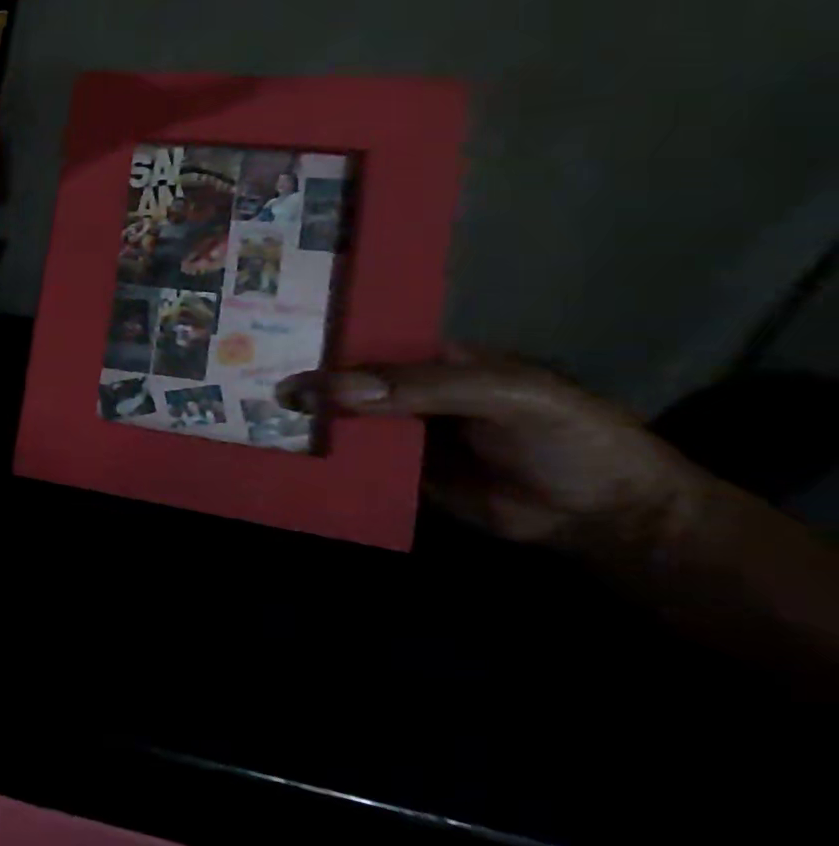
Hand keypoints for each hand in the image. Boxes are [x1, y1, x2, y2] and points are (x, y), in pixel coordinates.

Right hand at [278, 348, 721, 556]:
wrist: (608, 518)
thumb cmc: (569, 435)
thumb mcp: (504, 394)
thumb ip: (420, 387)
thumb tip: (331, 389)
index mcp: (430, 357)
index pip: (366, 336)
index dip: (321, 332)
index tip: (264, 328)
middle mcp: (405, 390)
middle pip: (342, 379)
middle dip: (299, 376)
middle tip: (238, 370)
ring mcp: (398, 432)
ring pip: (340, 419)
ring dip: (302, 418)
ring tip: (243, 409)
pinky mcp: (396, 472)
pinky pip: (351, 460)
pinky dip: (320, 457)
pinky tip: (278, 451)